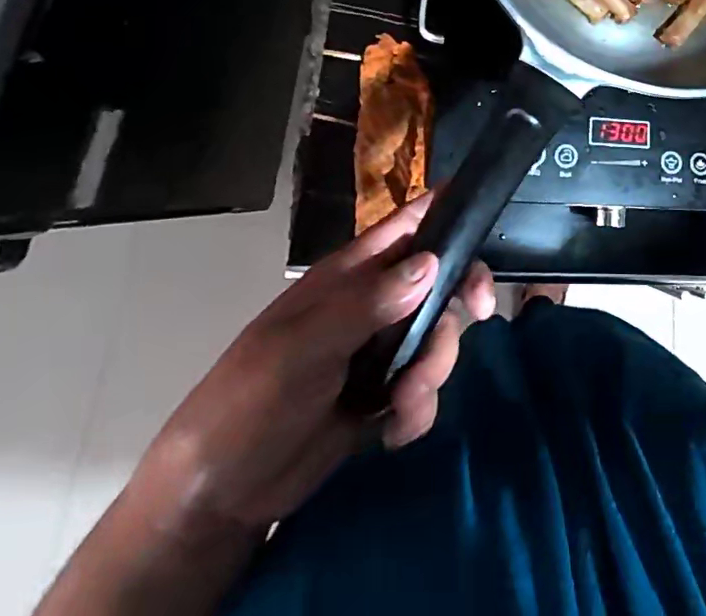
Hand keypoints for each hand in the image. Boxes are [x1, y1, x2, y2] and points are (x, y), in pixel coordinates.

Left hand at [138, 196, 494, 532]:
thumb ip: (366, 303)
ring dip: (432, 372)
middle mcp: (371, 307)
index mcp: (348, 278)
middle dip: (458, 303)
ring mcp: (378, 353)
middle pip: (439, 283)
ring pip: (438, 340)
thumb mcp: (302, 348)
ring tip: (401, 406)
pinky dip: (418, 411)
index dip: (444, 214)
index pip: (404, 229)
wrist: (222, 490)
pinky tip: (392, 434)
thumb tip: (431, 262)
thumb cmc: (250, 400)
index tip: (483, 227)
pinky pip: (425, 390)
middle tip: (480, 314)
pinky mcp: (383, 397)